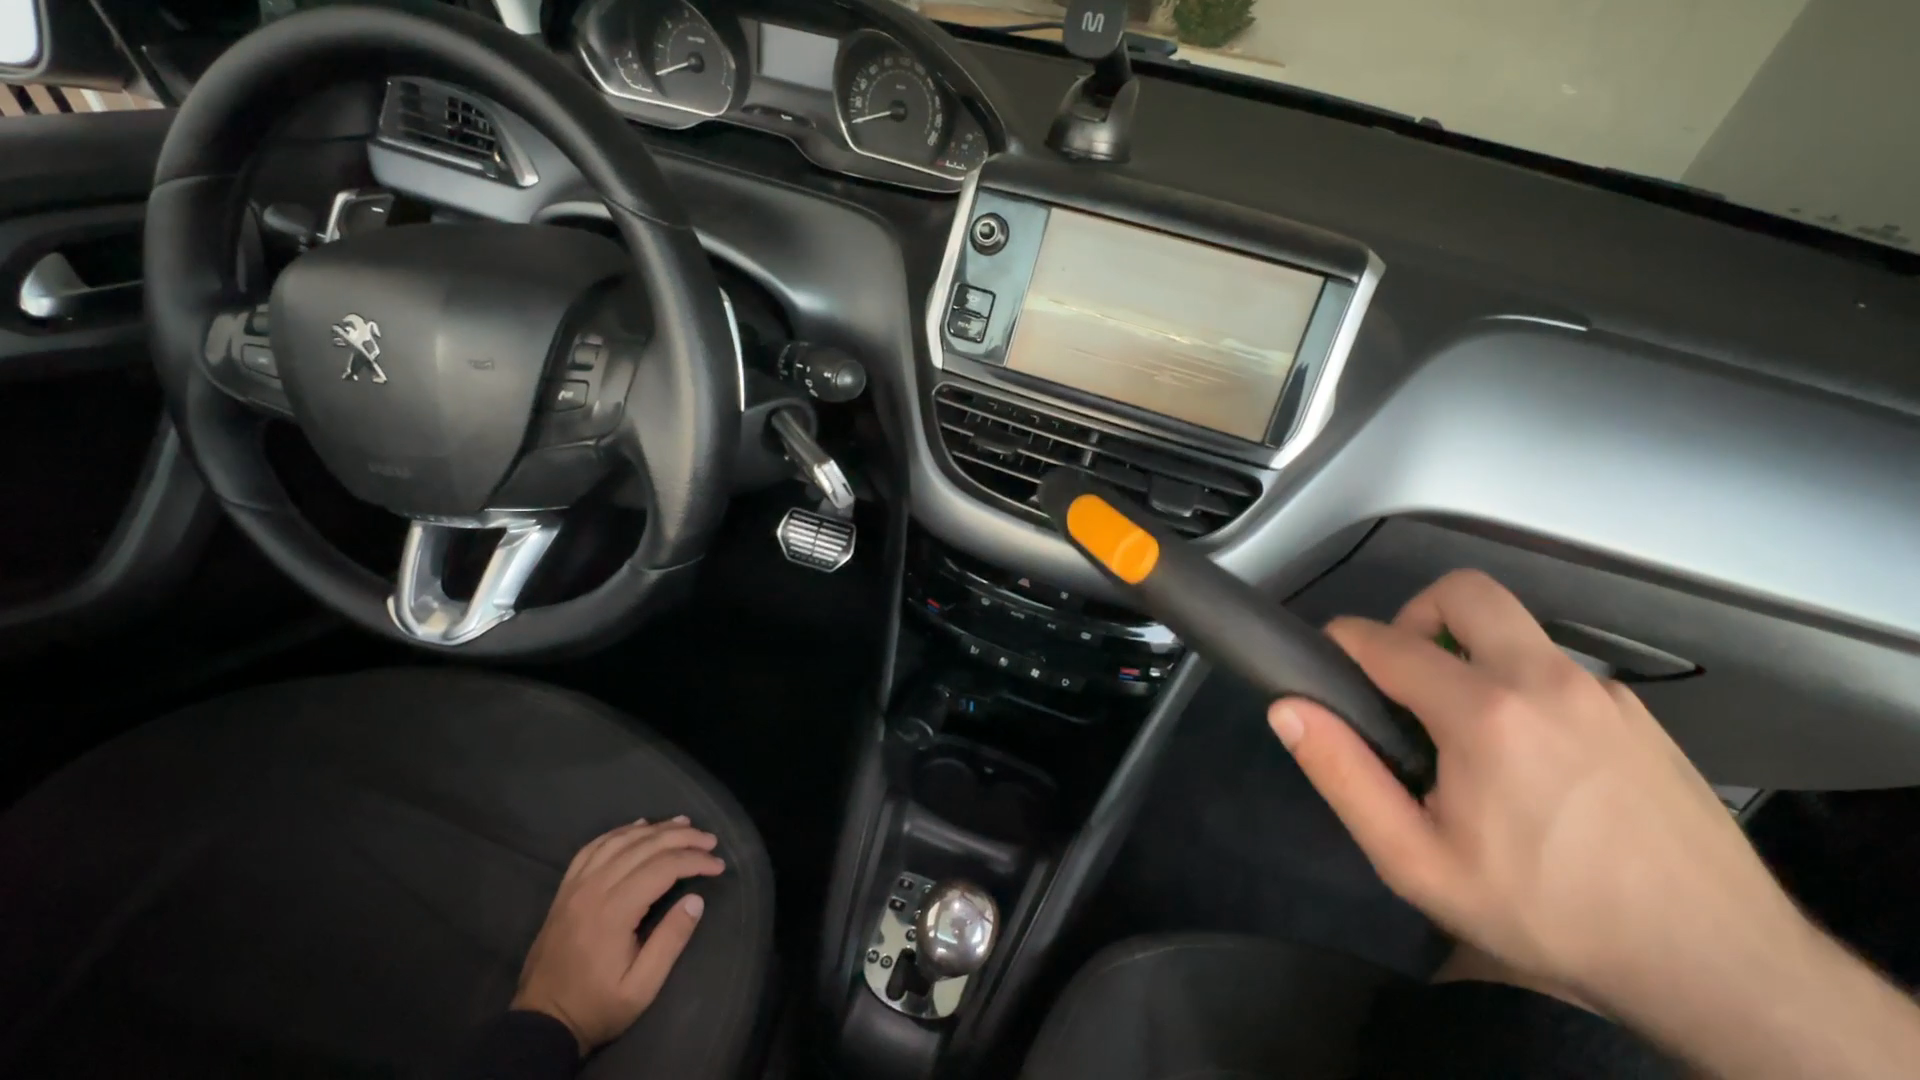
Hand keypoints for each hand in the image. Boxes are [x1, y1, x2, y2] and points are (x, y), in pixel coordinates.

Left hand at [511, 817, 723, 1053]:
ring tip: (682, 824)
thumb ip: (670, 941)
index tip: (718, 866)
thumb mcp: (641, 987)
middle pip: (644, 846)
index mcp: (614, 912)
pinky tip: (637, 827)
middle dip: (682, 837)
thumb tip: (696, 900)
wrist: (541, 1021)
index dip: (695, 861)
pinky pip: (592, 848)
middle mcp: (593, 889)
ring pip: (619, 841)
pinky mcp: (565, 890)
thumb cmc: (597, 1006)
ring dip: (654, 828)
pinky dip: (618, 832)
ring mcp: (575, 886)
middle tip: (709, 839)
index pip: (663, 868)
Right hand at [1266, 570, 1797, 1009]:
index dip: (1342, 643)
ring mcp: (1603, 692)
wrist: (1714, 961)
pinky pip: (1559, 674)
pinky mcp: (1640, 714)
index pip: (1387, 641)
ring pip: (1516, 632)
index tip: (1327, 664)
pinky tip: (1533, 765)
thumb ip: (1343, 776)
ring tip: (1465, 736)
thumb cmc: (1546, 913)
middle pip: (1465, 591)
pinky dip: (1523, 690)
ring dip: (1472, 655)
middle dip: (1414, 614)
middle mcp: (1546, 679)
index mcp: (1485, 712)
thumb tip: (1288, 710)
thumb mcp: (1417, 862)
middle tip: (1402, 678)